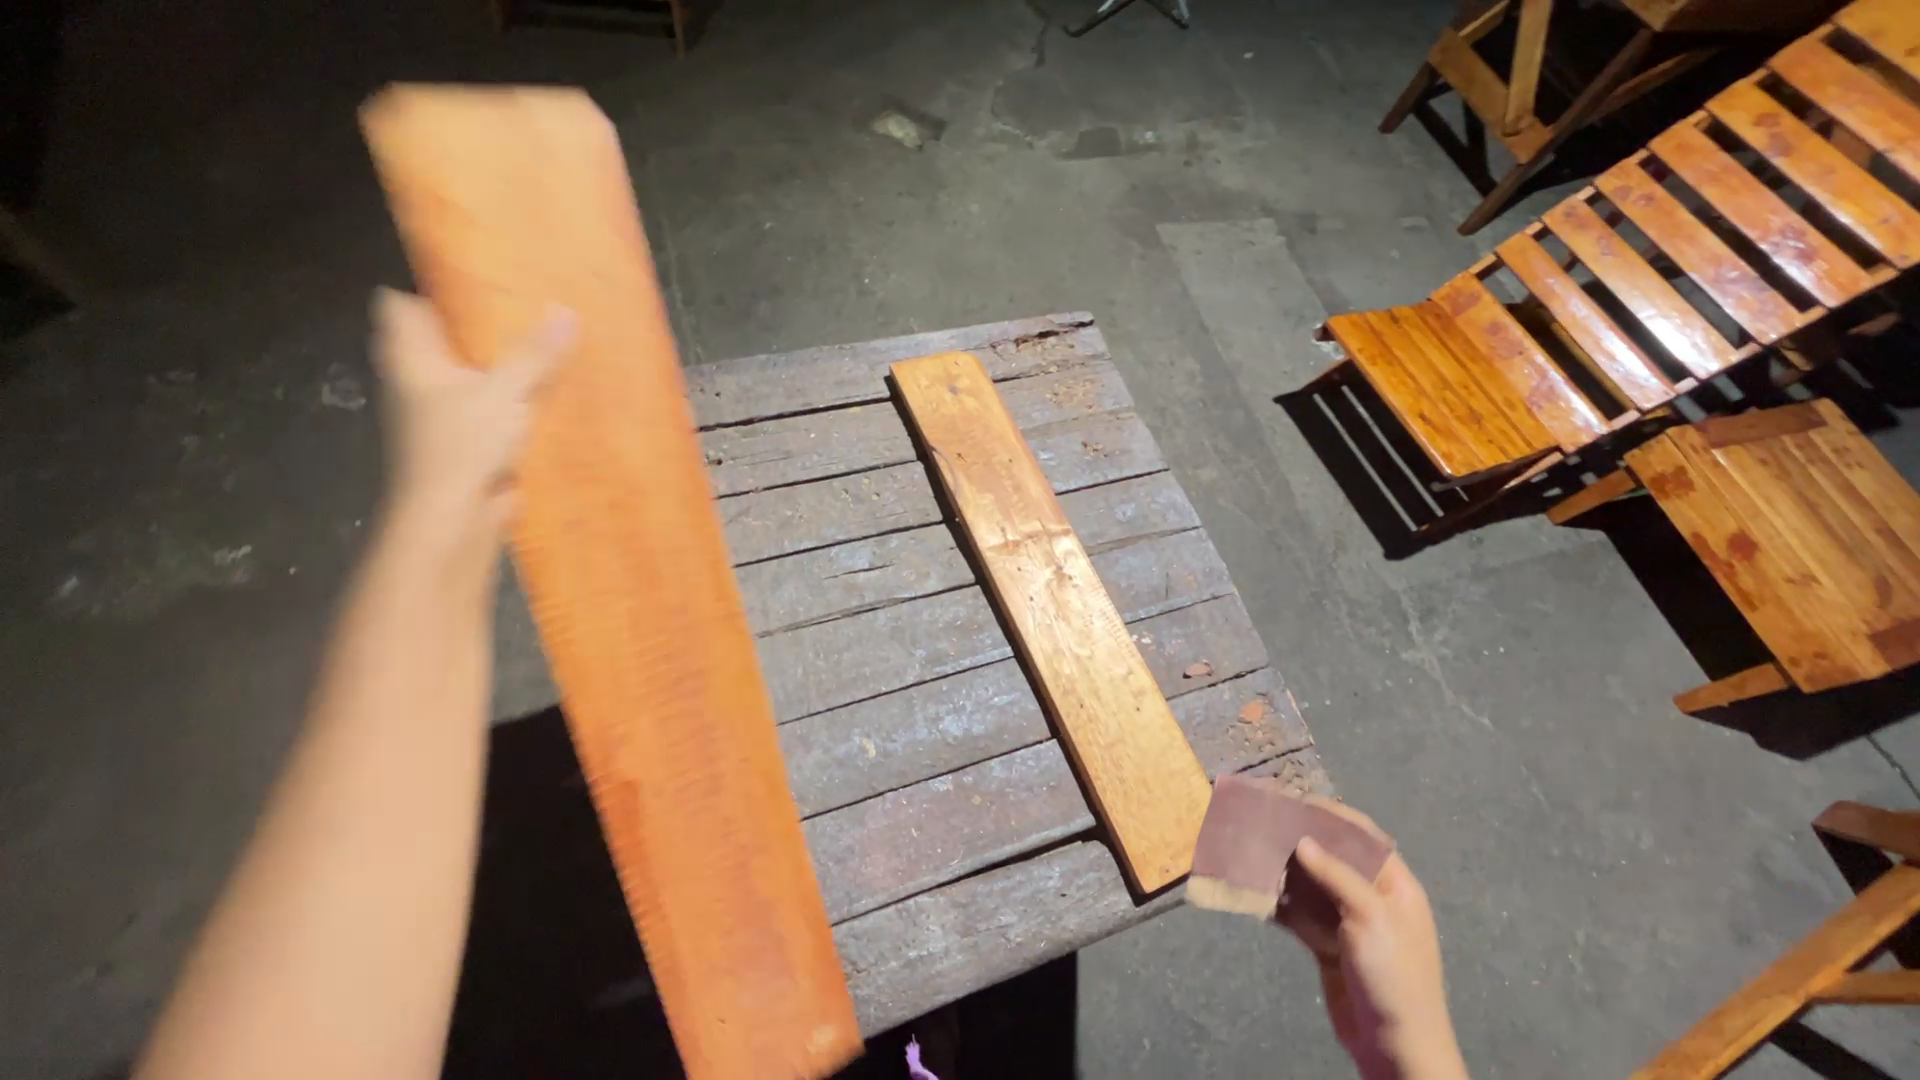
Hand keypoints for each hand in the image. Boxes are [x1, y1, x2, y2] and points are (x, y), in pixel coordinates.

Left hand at [370, 288, 574, 546]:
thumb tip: (567, 311)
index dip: (428, 286)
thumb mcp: (506, 392)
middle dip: (474, 325)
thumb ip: (535, 355)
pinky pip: (490, 410)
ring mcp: (441, 417)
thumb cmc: (462, 446)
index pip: (401, 306)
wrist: (455, 519)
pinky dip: (511, 402)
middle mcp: (419, 383)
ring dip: (497, 366)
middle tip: (519, 304)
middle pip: (439, 340)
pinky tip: (547, 395)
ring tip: (541, 344)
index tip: (472, 274)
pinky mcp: (468, 444)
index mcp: (412, 360)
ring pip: (467, 377)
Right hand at [1279, 799, 1467, 1079]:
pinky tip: (1253, 888)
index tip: (1294, 798)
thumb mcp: (1372, 918)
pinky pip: (1298, 914)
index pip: (1363, 836)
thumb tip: (1302, 839)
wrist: (1395, 1046)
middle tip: (1263, 820)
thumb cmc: (1394, 975)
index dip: (1331, 814)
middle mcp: (1372, 898)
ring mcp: (1347, 923)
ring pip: (1311, 885)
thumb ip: (1337, 876)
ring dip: (1284, 870)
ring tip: (1250, 848)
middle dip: (1300, 839)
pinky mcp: (1327, 946)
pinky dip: (1278, 902)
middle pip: (1333, 857)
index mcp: (1396, 886)